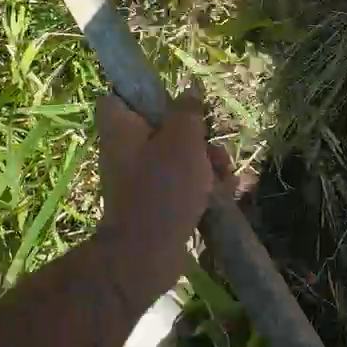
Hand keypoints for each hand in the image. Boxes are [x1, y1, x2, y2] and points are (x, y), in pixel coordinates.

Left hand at [95, 93, 226, 297]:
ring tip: (225, 174)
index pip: (119, 97)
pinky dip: (203, 185)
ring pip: (178, 155)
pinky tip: (227, 191)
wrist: (146, 255)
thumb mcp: (182, 138)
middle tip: (211, 144)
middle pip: (162, 127)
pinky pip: (182, 182)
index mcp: (121, 127)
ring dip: (207, 161)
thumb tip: (189, 91)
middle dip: (196, 135)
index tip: (171, 100)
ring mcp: (140, 178)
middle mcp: (125, 150)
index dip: (144, 94)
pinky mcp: (156, 202)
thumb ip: (187, 110)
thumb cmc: (162, 186)